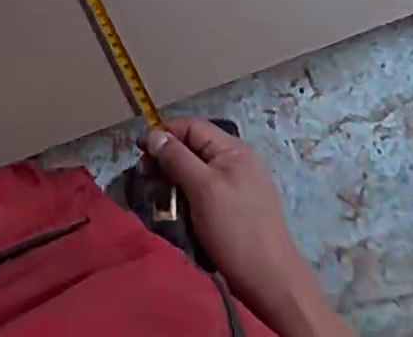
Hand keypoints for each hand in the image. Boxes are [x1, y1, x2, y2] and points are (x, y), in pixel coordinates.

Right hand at [145, 119, 350, 336]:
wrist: (273, 286)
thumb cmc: (236, 231)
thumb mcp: (202, 188)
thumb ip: (176, 157)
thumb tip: (153, 134)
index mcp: (233, 150)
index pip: (191, 126)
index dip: (163, 132)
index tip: (140, 150)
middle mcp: (236, 162)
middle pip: (192, 146)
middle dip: (167, 157)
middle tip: (146, 176)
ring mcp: (237, 186)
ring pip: (195, 170)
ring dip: (174, 178)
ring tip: (159, 195)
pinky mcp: (234, 208)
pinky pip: (203, 190)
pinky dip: (186, 195)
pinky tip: (177, 209)